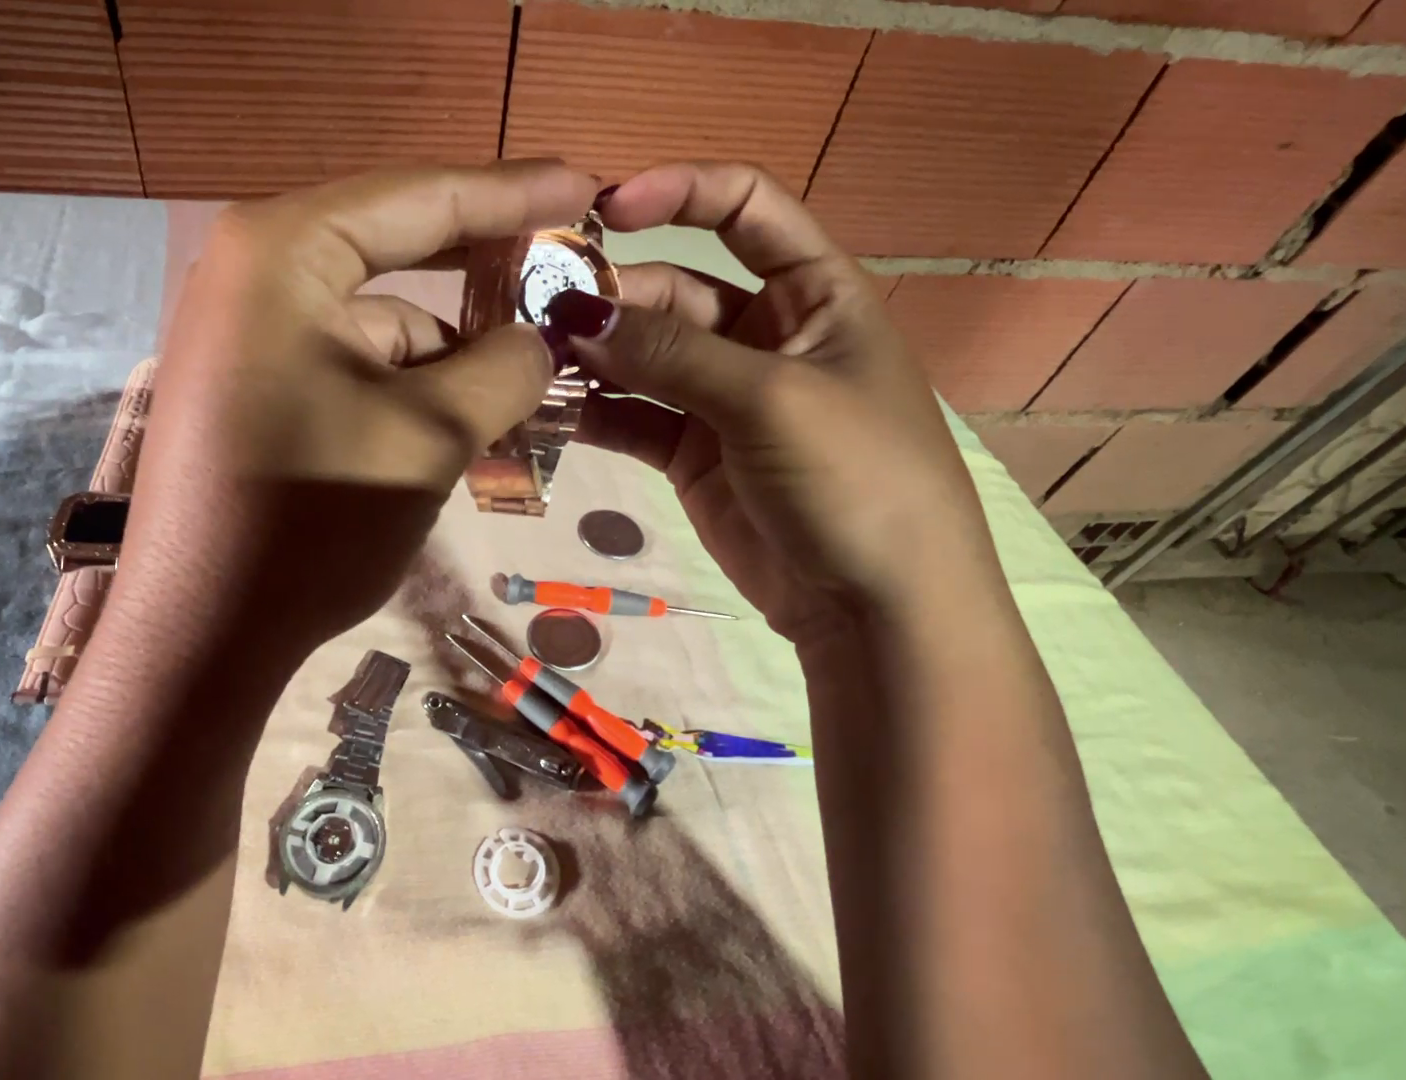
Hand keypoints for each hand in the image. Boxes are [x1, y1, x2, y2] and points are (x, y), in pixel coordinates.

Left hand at [115, 162, 599, 646]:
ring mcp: (245, 336)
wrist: (204, 636)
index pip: (418, 197)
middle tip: (564, 267)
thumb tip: (541, 338)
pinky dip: (408, 390)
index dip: (512, 192)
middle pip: (394, 253)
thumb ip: (505, 368)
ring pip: (377, 324)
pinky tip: (458, 428)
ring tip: (522, 392)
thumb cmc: (313, 520)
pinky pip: (350, 367)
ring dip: (449, 355)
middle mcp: (253, 274)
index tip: (588, 184)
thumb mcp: (429, 435)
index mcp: (283, 251)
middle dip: (481, 271)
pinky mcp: (251, 391)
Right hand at [555, 162, 996, 639]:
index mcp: (814, 293)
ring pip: (645, 359)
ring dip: (593, 357)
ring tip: (529, 360)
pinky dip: (594, 412)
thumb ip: (671, 354)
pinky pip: (634, 417)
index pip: (746, 208)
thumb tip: (576, 311)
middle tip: (537, 312)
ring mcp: (724, 398)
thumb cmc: (854, 476)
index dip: (679, 193)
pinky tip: (546, 409)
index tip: (603, 207)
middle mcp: (766, 335)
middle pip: (676, 291)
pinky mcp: (693, 455)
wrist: (876, 607)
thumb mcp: (769, 398)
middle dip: (612, 297)